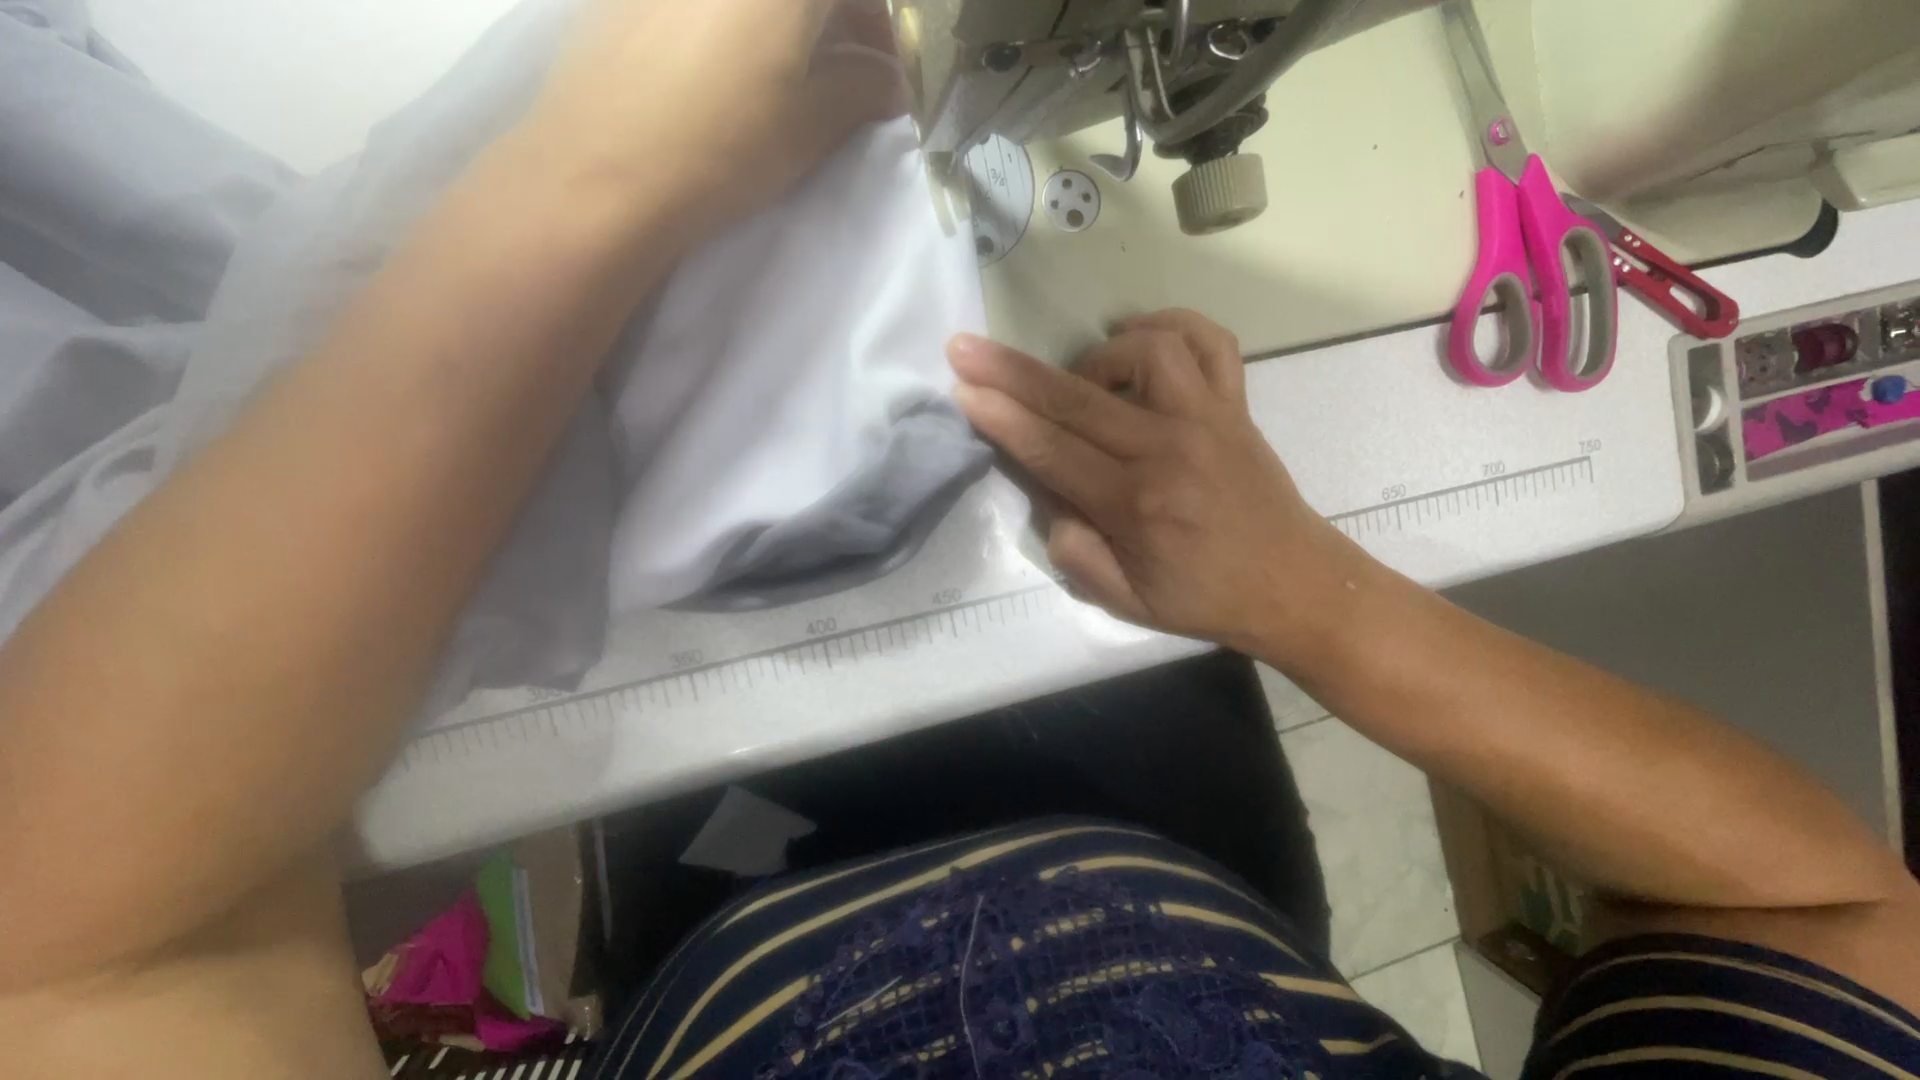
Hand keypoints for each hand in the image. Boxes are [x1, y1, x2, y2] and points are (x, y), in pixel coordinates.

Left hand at [521, 0, 905, 236]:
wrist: (601, 174)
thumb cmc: (722, 148)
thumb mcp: (809, 126)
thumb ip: (861, 90)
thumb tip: (890, 82)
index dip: (882, 22)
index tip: (887, 62)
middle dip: (838, 17)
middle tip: (849, 68)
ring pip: (754, 1)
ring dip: (786, 25)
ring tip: (792, 72)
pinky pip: (705, 5)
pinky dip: (735, 23)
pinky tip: (730, 65)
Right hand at [949, 311, 1366, 655]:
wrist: (1292, 584)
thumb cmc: (1204, 597)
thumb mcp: (1127, 601)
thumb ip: (1075, 554)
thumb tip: (1049, 499)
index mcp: (1137, 504)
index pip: (1053, 450)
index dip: (1001, 419)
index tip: (961, 389)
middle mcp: (1170, 449)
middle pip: (1077, 397)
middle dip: (1011, 372)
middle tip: (966, 348)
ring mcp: (1208, 418)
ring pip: (1146, 353)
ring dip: (1098, 356)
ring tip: (1081, 380)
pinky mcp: (1236, 405)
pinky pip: (1211, 341)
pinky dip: (1170, 326)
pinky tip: (1139, 341)